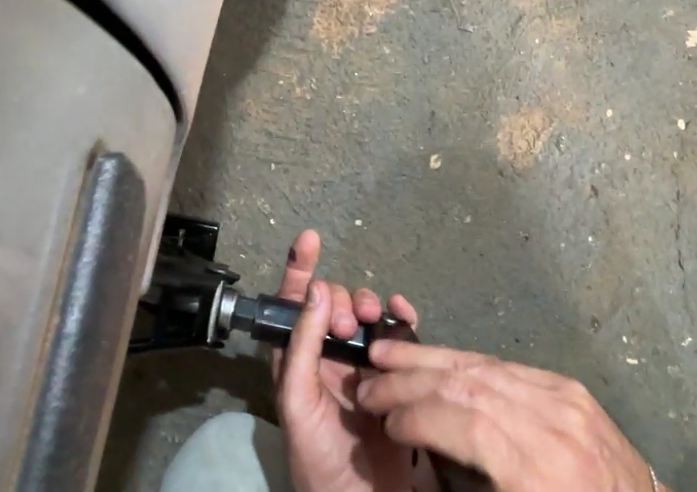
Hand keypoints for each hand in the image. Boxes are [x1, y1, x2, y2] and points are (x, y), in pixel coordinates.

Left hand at [273, 229, 421, 491]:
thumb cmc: (316, 456)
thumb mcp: (296, 400)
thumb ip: (302, 345)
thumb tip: (313, 289)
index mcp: (297, 357)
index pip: (294, 303)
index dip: (300, 268)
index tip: (310, 239)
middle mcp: (327, 355)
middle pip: (333, 302)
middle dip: (339, 298)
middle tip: (344, 322)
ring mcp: (361, 365)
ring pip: (365, 316)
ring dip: (369, 305)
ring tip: (371, 317)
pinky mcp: (393, 375)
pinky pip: (399, 337)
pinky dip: (401, 318)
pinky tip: (402, 313)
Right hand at [355, 341, 657, 491]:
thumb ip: (466, 484)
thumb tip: (418, 459)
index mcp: (544, 473)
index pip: (469, 424)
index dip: (419, 417)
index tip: (385, 425)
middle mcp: (555, 426)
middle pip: (470, 386)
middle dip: (411, 381)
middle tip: (367, 385)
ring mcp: (565, 399)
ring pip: (482, 366)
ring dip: (427, 359)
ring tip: (385, 356)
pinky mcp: (569, 387)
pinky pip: (504, 366)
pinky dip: (461, 362)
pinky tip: (432, 360)